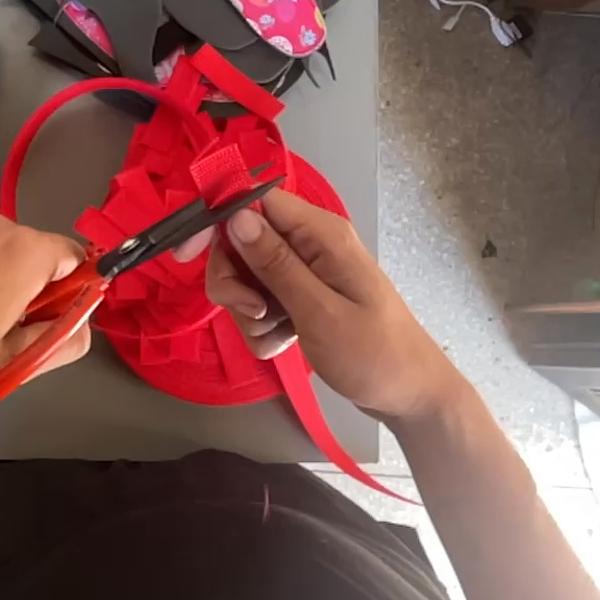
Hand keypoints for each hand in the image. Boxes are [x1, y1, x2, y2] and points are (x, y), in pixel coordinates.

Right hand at [176, 188, 465, 423]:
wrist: (410, 396)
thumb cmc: (374, 354)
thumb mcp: (319, 311)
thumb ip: (276, 264)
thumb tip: (237, 217)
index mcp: (320, 234)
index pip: (254, 202)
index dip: (218, 223)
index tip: (189, 256)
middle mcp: (310, 245)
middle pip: (242, 243)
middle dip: (234, 282)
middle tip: (254, 313)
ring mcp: (305, 274)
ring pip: (247, 278)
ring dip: (249, 313)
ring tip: (279, 336)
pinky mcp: (301, 300)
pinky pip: (262, 304)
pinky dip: (264, 328)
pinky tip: (284, 345)